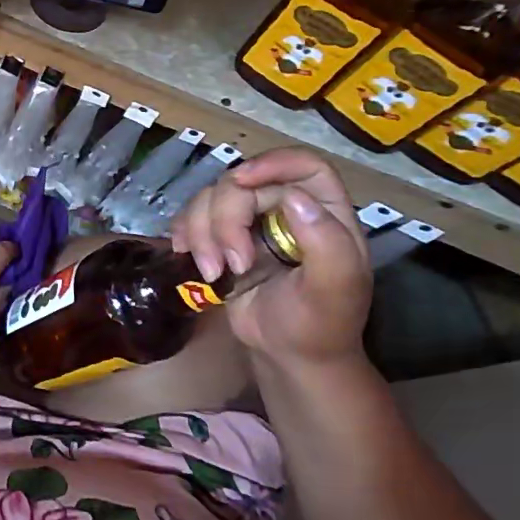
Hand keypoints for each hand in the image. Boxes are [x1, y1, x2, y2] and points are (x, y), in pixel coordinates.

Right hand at [170, 148, 371, 366]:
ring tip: (214, 273)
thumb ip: (327, 244)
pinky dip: (185, 234)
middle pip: (242, 181)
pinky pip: (191, 215)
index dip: (271, 163)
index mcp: (323, 210)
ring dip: (202, 233)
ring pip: (210, 196)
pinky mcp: (220, 235)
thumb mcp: (334, 289)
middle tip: (231, 264)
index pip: (301, 164)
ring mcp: (250, 219)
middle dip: (226, 220)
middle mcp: (284, 205)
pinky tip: (191, 259)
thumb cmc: (320, 324)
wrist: (289, 356)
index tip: (243, 181)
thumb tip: (294, 198)